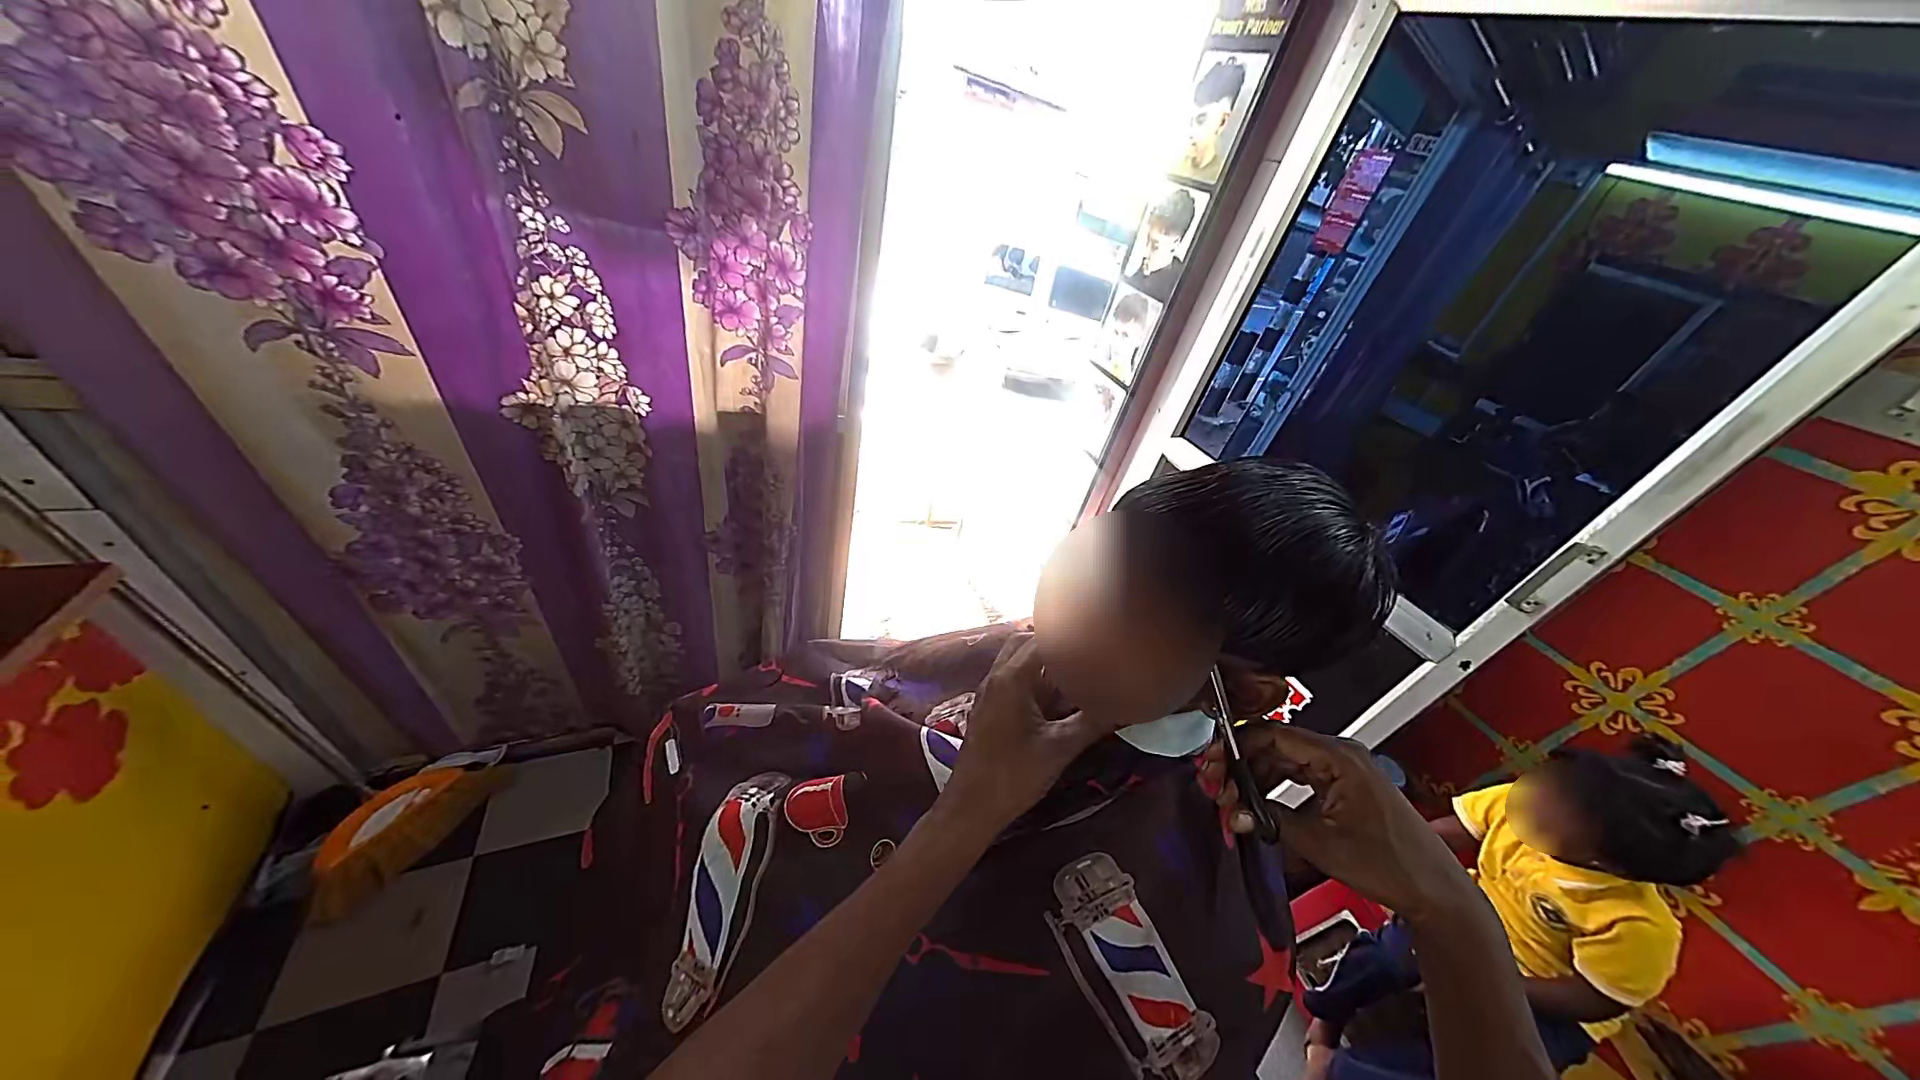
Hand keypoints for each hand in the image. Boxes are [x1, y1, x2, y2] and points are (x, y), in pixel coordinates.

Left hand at [937, 633, 1114, 831]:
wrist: (971, 806)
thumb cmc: (1014, 775)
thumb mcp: (1059, 748)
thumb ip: (1093, 721)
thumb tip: (1127, 705)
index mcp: (1011, 679)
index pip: (1041, 639)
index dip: (1069, 634)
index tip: (1094, 635)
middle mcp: (996, 677)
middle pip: (1023, 640)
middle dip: (1053, 640)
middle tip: (1083, 647)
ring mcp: (988, 692)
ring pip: (1014, 658)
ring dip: (1040, 657)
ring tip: (1071, 665)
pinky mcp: (988, 707)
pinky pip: (1010, 676)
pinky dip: (1031, 673)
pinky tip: (1052, 691)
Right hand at [1200, 726, 1475, 922]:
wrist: (1436, 892)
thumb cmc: (1396, 866)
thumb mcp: (1319, 842)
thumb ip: (1271, 819)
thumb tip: (1236, 810)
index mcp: (1339, 757)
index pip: (1272, 735)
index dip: (1236, 748)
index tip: (1215, 763)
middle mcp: (1341, 754)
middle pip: (1273, 745)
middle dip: (1241, 766)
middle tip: (1217, 787)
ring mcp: (1342, 767)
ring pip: (1281, 759)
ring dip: (1254, 778)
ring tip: (1233, 800)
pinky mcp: (1342, 782)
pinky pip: (1296, 773)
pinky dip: (1273, 786)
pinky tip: (1257, 804)